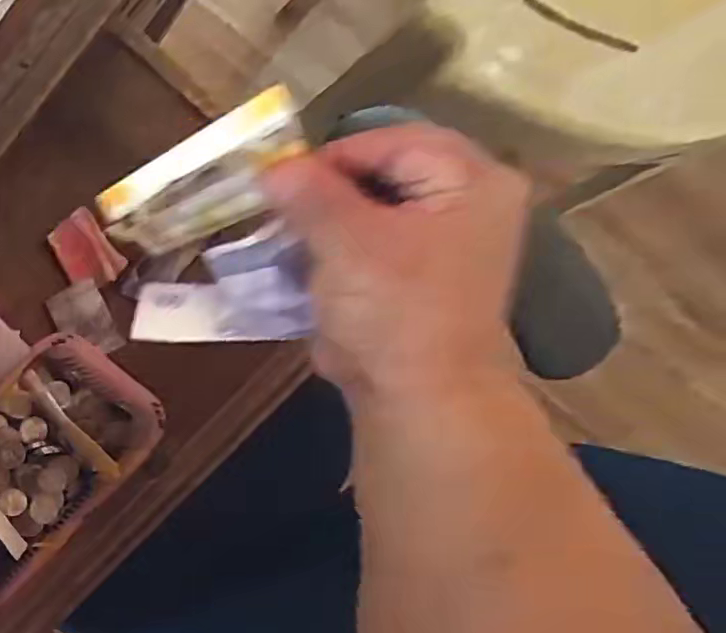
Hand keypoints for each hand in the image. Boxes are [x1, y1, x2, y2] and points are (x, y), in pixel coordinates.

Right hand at [260, 123, 530, 403]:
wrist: (411, 385)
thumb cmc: (392, 308)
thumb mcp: (350, 244)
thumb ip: (312, 200)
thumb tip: (272, 168)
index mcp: (469, 182)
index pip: (396, 141)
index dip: (334, 155)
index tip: (276, 179)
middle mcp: (458, 205)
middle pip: (382, 176)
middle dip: (320, 191)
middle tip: (269, 208)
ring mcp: (430, 246)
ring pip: (365, 215)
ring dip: (315, 224)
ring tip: (272, 238)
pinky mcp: (400, 281)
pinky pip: (357, 250)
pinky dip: (322, 252)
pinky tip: (289, 264)